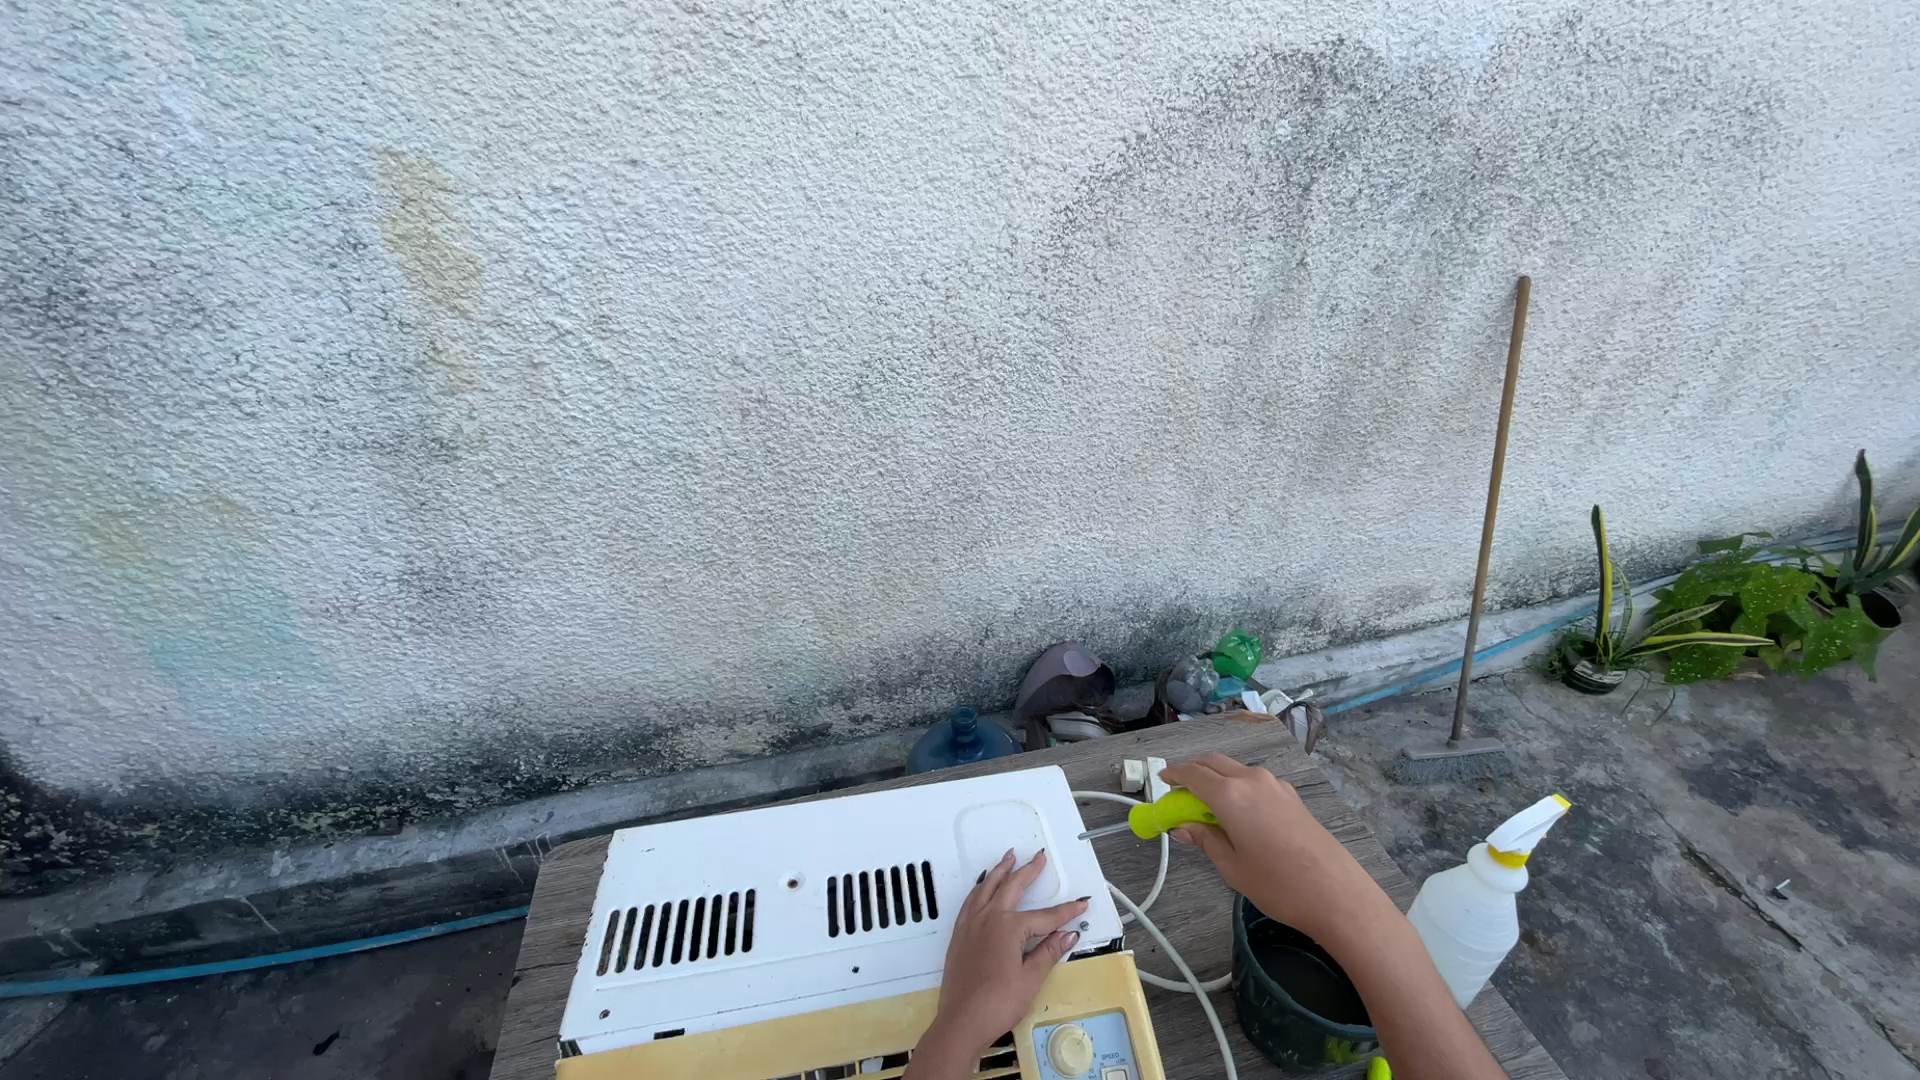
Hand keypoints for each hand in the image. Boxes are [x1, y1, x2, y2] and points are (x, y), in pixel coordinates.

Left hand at [905, 849, 1088, 1079]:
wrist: (961, 1021)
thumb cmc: (998, 1003)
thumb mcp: (1030, 979)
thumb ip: (1049, 952)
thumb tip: (1068, 934)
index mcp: (1009, 927)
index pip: (1045, 916)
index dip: (1066, 912)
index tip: (1082, 904)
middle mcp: (989, 917)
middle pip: (1012, 887)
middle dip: (1028, 871)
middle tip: (1039, 857)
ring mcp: (971, 922)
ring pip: (987, 887)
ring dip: (1000, 870)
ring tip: (1009, 857)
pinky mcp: (960, 932)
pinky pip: (971, 900)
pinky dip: (980, 887)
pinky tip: (984, 886)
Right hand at [1160, 754, 1395, 948]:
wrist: (1338, 894)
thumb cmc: (1278, 885)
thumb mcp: (1232, 867)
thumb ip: (1205, 839)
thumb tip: (1183, 827)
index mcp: (1230, 795)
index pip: (1192, 774)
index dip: (1173, 775)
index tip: (1162, 782)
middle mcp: (1251, 780)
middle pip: (1213, 762)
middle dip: (1193, 771)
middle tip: (1181, 794)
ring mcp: (1275, 785)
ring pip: (1235, 769)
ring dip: (1216, 778)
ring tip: (1209, 806)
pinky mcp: (1291, 795)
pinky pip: (1254, 780)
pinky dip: (1237, 786)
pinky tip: (1239, 812)